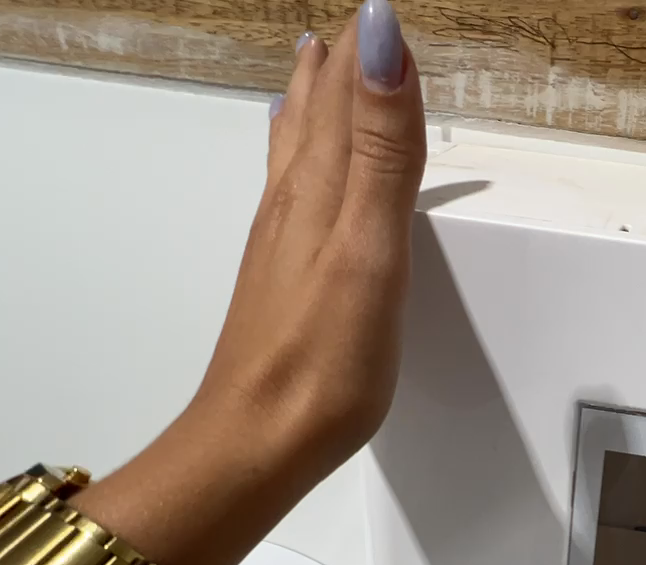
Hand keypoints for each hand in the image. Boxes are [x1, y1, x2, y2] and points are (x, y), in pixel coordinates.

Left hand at [196, 0, 426, 481]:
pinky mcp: (284, 279)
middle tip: (359, 23)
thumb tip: (380, 32)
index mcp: (320, 188)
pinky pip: (293, 192)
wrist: (259, 440)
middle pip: (316, 109)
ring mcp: (283, 241)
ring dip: (314, 98)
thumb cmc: (324, 359)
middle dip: (340, 60)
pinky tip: (297, 165)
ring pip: (299, 147)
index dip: (367, 45)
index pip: (346, 91)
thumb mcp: (367, 249)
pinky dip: (302, 156)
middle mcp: (293, 201)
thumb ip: (382, 151)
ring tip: (318, 59)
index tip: (386, 5)